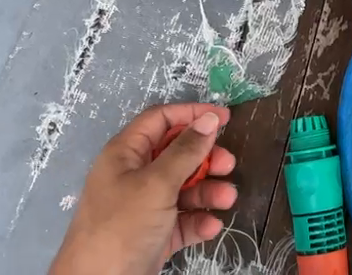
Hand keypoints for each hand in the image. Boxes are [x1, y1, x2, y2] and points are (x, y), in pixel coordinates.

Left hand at [48, 103, 237, 274]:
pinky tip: (211, 226)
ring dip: (207, 191)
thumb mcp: (156, 184)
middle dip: (205, 157)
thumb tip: (209, 118)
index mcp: (126, 153)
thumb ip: (185, 151)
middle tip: (229, 164)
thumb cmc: (122, 227)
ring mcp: (143, 208)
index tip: (223, 118)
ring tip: (228, 198)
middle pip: (176, 154)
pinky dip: (197, 220)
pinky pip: (180, 220)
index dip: (191, 114)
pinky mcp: (152, 237)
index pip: (161, 120)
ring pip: (182, 188)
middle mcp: (134, 176)